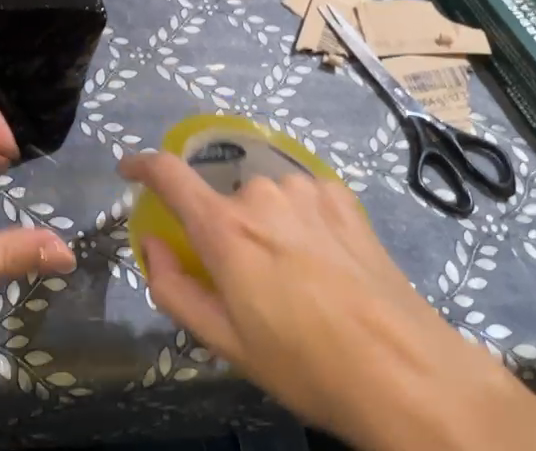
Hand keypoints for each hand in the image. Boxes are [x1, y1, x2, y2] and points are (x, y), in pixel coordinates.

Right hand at [120, 154, 535, 450]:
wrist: (406, 371)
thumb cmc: (305, 363)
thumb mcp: (226, 342)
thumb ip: (174, 288)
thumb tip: (153, 246)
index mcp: (225, 229)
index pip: (168, 174)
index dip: (142, 164)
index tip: (129, 168)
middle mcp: (261, 194)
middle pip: (221, 197)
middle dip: (221, 228)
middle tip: (242, 278)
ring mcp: (306, 190)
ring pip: (263, 197)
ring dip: (262, 223)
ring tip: (289, 276)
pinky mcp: (342, 197)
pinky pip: (301, 196)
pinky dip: (297, 218)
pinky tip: (321, 259)